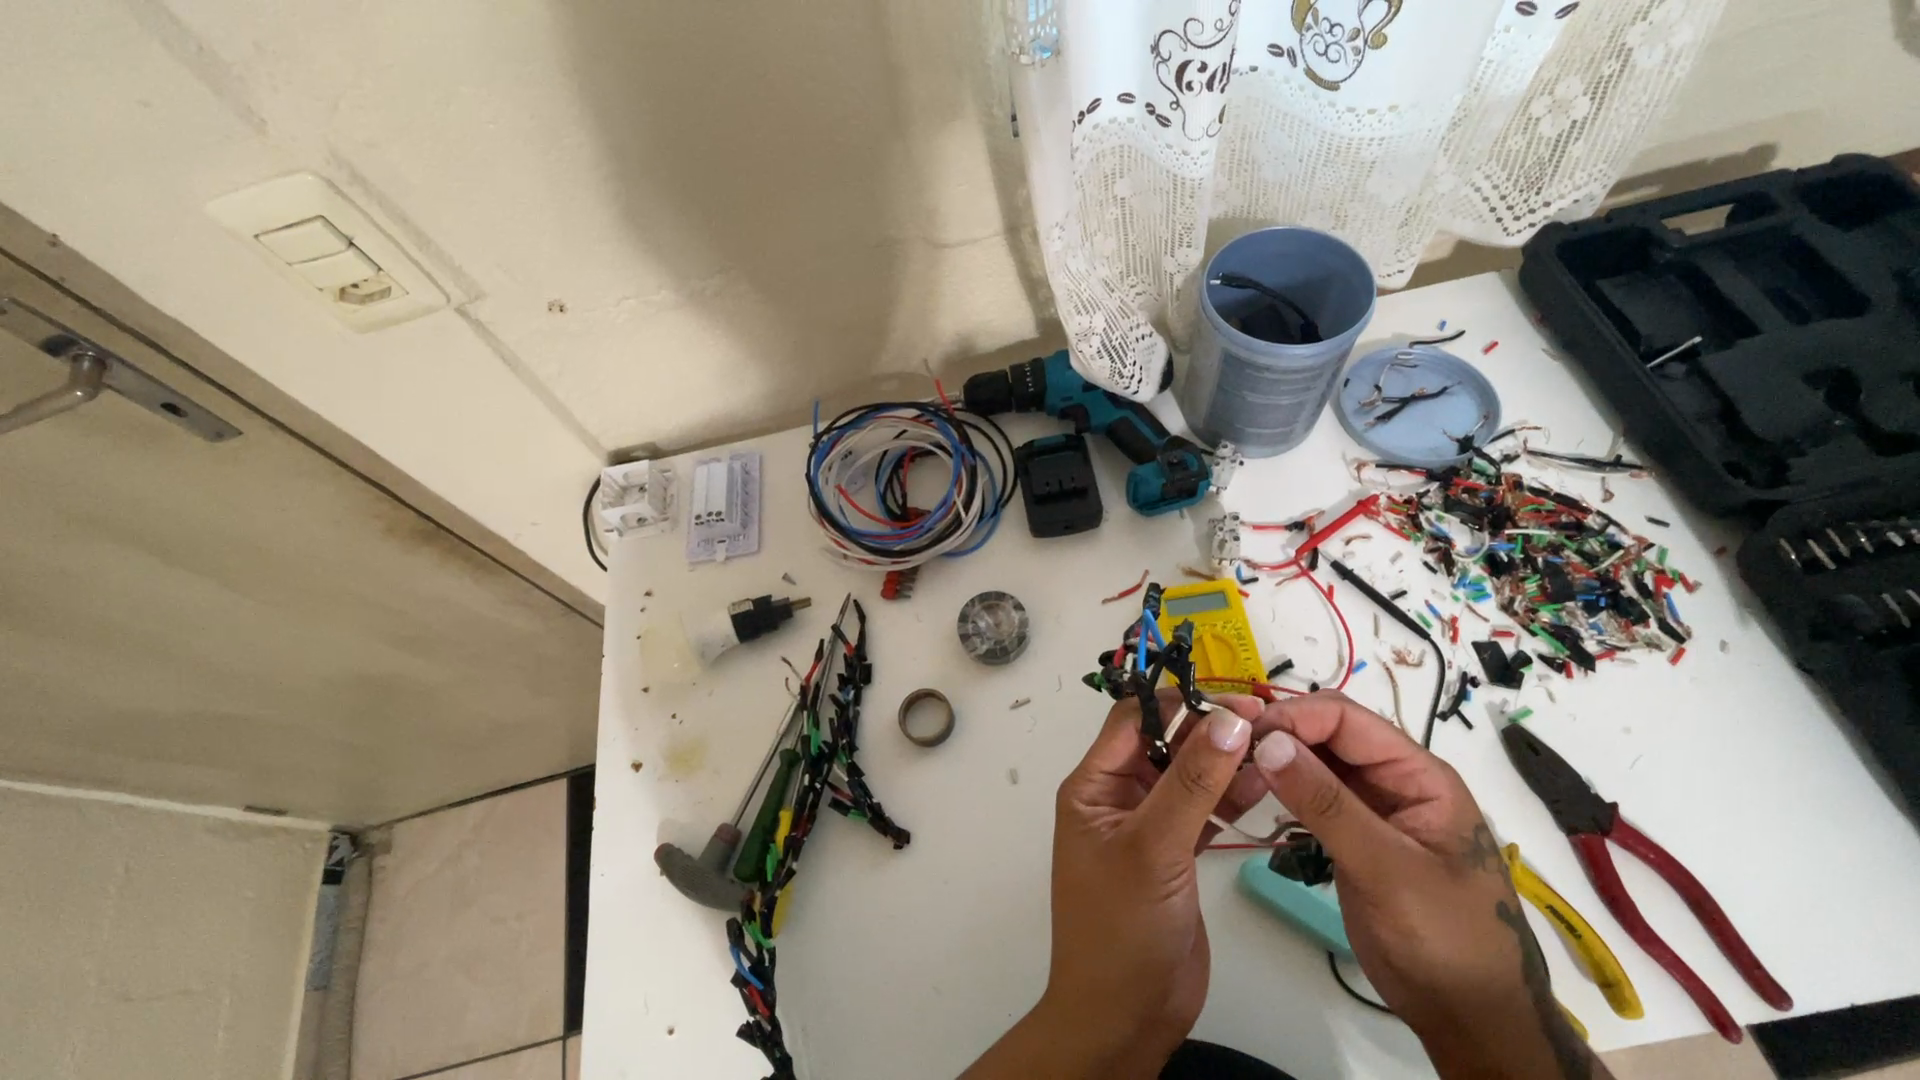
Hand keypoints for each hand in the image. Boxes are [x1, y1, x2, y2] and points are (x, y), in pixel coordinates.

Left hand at [962, 689, 1266, 1079]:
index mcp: (1093, 786)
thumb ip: (1192, 782)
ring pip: (1190, 776)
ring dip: (1227, 765)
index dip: (1182, 704)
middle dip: (1211, 733)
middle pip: (1167, 745)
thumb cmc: (1122, 926)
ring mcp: (1149, 826)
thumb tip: (1229, 719)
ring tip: (1274, 756)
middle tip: (1269, 726)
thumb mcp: (1154, 846)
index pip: (1135, 721)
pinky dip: (1231, 798)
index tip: (1238, 701)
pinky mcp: (1177, 853)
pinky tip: (1263, 788)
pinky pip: (1205, 810)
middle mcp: (1118, 797)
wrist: (1125, 1014)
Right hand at [1250, 692, 1607, 1079]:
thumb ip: (1327, 805)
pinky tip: (1252, 789)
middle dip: (1281, 731)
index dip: (1294, 717)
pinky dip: (1283, 785)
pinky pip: (1313, 793)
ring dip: (1277, 756)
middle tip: (1228, 749)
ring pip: (1317, 761)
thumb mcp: (1387, 869)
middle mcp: (1394, 780)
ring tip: (1232, 765)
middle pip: (1329, 733)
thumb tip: (1269, 743)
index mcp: (1418, 774)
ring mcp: (1372, 807)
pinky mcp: (1352, 834)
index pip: (1347, 719)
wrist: (1469, 1013)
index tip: (1243, 735)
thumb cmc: (1444, 938)